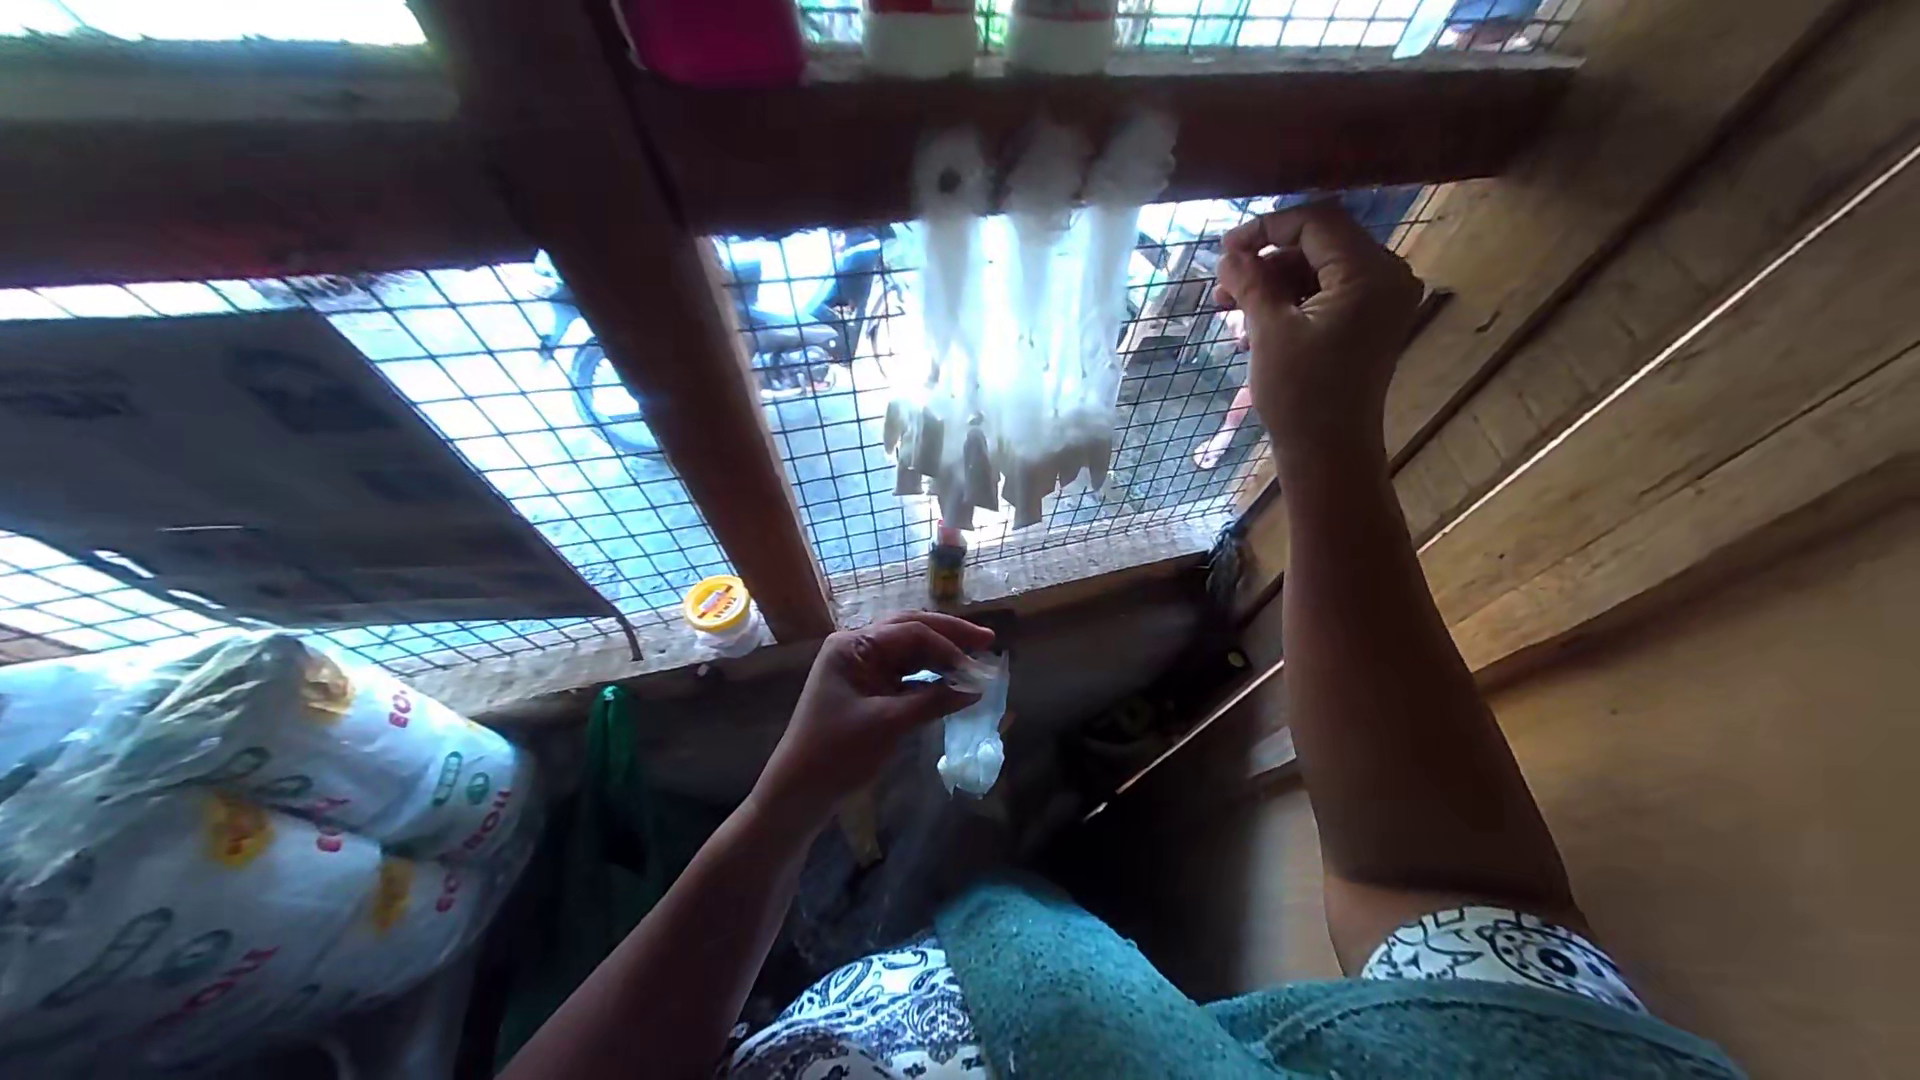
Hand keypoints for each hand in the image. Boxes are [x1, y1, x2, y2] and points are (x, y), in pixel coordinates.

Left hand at [751, 611, 995, 823]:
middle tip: (988, 641)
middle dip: (950, 636)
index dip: (948, 646)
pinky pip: (905, 673)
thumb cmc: (836, 753)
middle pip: (911, 631)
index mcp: (853, 645)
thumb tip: (975, 689)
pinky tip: (952, 681)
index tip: (978, 666)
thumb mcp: (888, 723)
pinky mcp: (868, 688)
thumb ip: (933, 700)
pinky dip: (930, 677)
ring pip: (911, 651)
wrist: (798, 792)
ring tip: (976, 659)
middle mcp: (857, 647)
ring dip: (942, 655)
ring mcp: (862, 667)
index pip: (911, 632)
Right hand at [1212, 202, 1423, 461]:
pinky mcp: (1366, 323)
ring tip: (1228, 307)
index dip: (1266, 228)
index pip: (1317, 222)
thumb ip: (1251, 283)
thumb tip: (1227, 254)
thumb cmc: (1300, 394)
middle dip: (1265, 261)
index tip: (1223, 249)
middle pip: (1318, 244)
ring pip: (1317, 271)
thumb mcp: (1269, 332)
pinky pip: (1324, 295)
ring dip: (1271, 283)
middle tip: (1221, 284)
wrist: (1327, 451)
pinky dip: (1288, 302)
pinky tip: (1252, 324)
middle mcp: (1386, 277)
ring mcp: (1379, 301)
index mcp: (1370, 273)